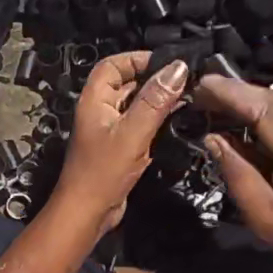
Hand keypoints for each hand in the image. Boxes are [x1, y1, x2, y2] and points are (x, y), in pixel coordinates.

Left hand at [50, 51, 190, 235]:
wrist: (87, 213)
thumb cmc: (103, 171)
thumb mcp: (133, 132)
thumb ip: (155, 100)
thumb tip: (178, 68)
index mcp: (95, 100)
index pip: (113, 65)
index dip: (138, 59)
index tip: (167, 63)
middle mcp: (100, 110)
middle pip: (126, 83)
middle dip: (153, 79)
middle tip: (185, 81)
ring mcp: (109, 130)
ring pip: (135, 105)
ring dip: (157, 101)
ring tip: (185, 99)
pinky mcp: (119, 148)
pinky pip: (138, 125)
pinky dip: (155, 121)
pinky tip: (175, 122)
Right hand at [196, 74, 272, 272]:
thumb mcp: (263, 217)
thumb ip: (238, 174)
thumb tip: (213, 138)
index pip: (268, 112)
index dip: (233, 94)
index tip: (203, 86)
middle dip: (240, 93)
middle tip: (205, 93)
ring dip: (256, 100)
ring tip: (223, 103)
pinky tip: (254, 118)